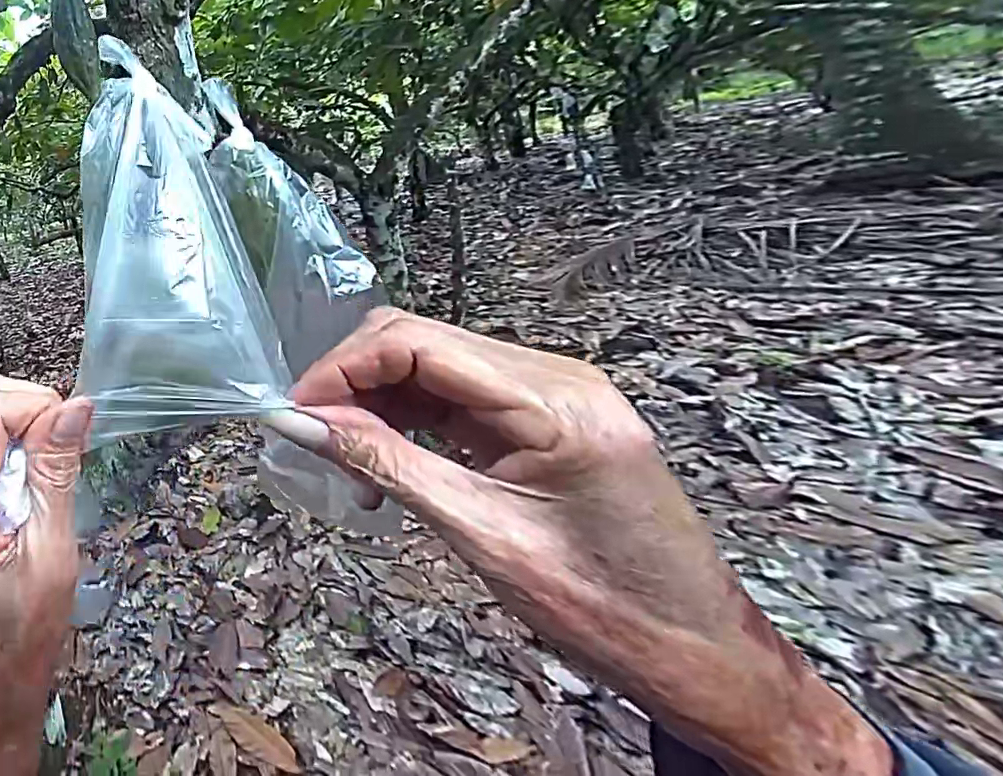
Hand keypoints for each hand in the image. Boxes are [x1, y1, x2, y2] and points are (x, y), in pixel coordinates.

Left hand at [0, 373, 91, 775]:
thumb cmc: (22, 639)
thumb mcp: (53, 554)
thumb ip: (57, 471)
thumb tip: (75, 407)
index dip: (38, 407)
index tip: (70, 435)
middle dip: (28, 410)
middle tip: (58, 454)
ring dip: (16, 426)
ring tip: (40, 475)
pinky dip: (2, 443)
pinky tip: (20, 482)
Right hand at [289, 309, 890, 775]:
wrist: (707, 663)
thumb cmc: (608, 614)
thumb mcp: (481, 537)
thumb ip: (384, 465)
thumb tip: (300, 424)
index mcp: (555, 401)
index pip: (418, 344)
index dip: (343, 368)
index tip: (296, 411)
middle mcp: (552, 375)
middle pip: (418, 339)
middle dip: (352, 378)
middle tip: (311, 431)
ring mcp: (546, 389)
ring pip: (426, 361)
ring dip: (372, 399)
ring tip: (343, 456)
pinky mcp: (535, 412)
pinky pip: (448, 391)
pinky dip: (402, 416)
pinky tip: (381, 455)